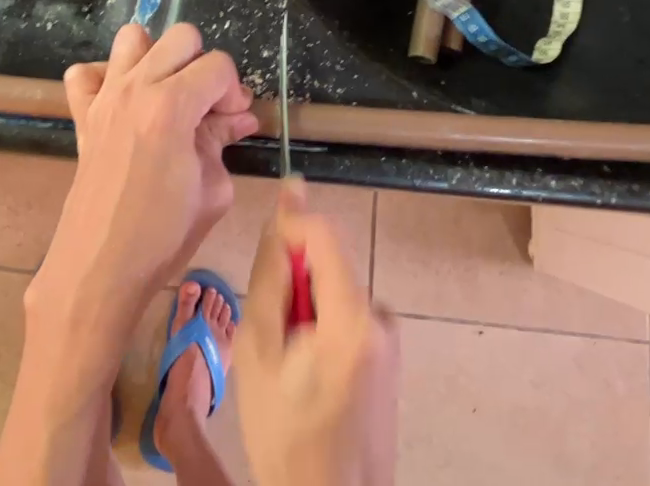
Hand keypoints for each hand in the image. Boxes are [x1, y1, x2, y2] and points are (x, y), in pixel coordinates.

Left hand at [30, 23, 258, 329]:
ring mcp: (104, 97)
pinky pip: (84, 72)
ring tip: (167, 95)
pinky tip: (124, 104)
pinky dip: (105, 78)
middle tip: (207, 107)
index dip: (234, 90)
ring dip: (156, 58)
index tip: (234, 121)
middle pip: (180, 37)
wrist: (102, 265)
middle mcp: (135, 88)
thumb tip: (239, 117)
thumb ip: (222, 141)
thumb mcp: (213, 189)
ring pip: (132, 37)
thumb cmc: (164, 235)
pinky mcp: (82, 114)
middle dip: (202, 66)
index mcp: (171, 106)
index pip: (218, 65)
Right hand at [238, 179, 400, 485]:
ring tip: (284, 361)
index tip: (263, 229)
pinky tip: (307, 375)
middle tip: (266, 328)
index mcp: (352, 316)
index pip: (324, 231)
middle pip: (328, 264)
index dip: (290, 218)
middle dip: (292, 280)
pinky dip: (322, 329)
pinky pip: (347, 319)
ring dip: (305, 308)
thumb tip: (281, 217)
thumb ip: (271, 278)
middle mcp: (382, 318)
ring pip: (334, 293)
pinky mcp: (390, 359)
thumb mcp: (258, 351)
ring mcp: (392, 340)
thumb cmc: (284, 432)